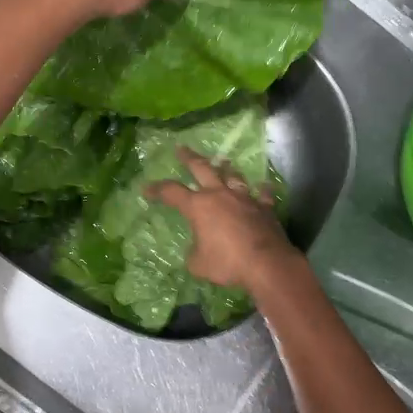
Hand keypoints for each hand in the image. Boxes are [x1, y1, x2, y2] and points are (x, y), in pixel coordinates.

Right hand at [147, 147, 298, 290]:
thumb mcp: (198, 264)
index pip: (172, 192)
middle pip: (203, 169)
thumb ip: (194, 253)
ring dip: (227, 168)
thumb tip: (198, 250)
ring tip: (223, 162)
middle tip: (182, 148)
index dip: (157, 189)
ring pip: (234, 176)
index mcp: (199, 206)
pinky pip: (262, 194)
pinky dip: (261, 190)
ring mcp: (245, 198)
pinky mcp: (265, 208)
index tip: (146, 189)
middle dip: (190, 158)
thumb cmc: (227, 263)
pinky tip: (263, 186)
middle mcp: (220, 195)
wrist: (266, 263)